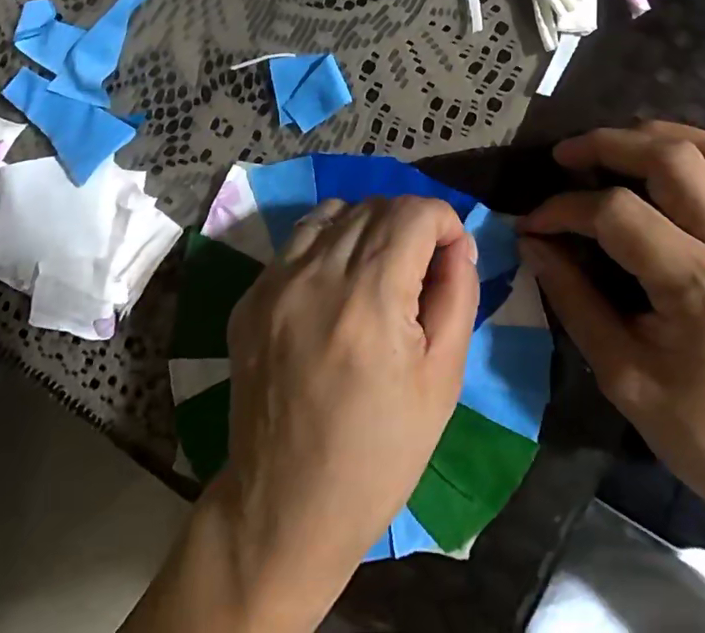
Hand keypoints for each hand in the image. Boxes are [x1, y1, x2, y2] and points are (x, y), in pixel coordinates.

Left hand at [211, 196, 477, 628]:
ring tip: (379, 273)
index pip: (412, 212)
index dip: (446, 222)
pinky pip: (294, 246)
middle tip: (423, 268)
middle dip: (409, 223)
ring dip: (365, 229)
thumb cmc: (380, 452)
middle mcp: (313, 274)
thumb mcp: (442, 381)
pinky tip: (335, 290)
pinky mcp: (248, 298)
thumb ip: (455, 297)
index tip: (453, 256)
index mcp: (368, 297)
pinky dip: (325, 248)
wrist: (288, 498)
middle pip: (372, 206)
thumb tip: (456, 245)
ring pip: (330, 215)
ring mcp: (272, 283)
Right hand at [518, 121, 704, 509]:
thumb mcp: (617, 368)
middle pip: (675, 159)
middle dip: (608, 145)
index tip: (530, 226)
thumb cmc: (696, 427)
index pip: (616, 213)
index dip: (561, 210)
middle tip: (565, 157)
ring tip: (617, 147)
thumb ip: (572, 295)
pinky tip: (670, 179)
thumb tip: (532, 243)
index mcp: (700, 286)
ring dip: (663, 138)